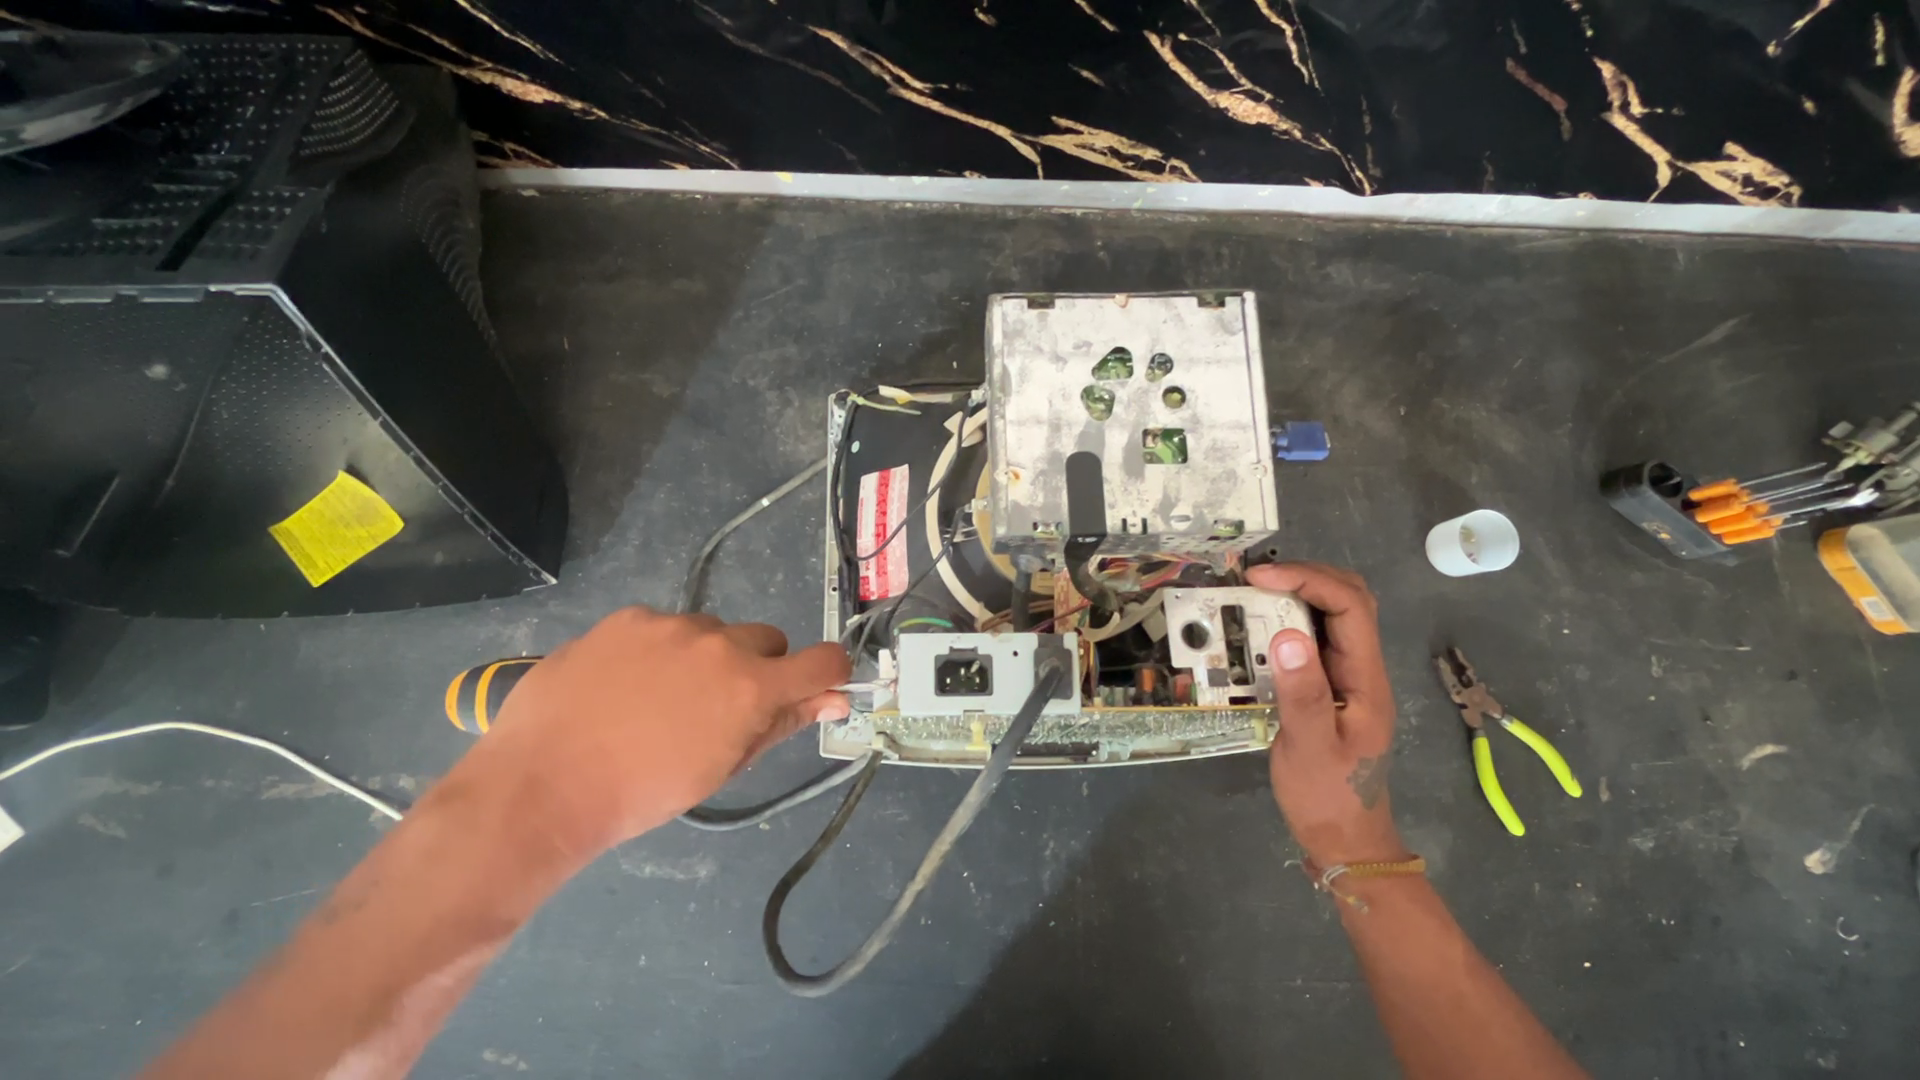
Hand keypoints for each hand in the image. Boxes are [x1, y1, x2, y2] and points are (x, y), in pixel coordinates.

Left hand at [465, 609, 850, 852]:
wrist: (542, 784)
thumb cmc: (642, 792)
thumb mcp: (722, 766)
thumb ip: (780, 724)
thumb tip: (833, 700)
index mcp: (750, 685)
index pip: (823, 660)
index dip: (829, 673)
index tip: (818, 689)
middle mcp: (718, 642)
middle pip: (766, 640)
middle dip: (758, 669)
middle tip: (721, 707)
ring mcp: (668, 624)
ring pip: (712, 632)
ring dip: (706, 657)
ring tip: (660, 697)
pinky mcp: (626, 618)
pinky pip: (664, 626)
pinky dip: (660, 649)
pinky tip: (625, 683)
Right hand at [1248, 562, 1406, 867]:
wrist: (1343, 839)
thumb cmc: (1327, 796)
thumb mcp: (1309, 748)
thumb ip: (1302, 693)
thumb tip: (1287, 634)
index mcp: (1365, 678)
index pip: (1350, 606)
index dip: (1307, 581)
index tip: (1258, 579)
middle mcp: (1361, 668)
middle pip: (1349, 600)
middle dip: (1306, 577)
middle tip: (1254, 578)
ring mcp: (1346, 677)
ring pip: (1333, 616)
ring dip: (1297, 595)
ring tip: (1251, 593)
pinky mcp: (1328, 688)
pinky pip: (1314, 640)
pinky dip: (1287, 621)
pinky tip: (1257, 629)